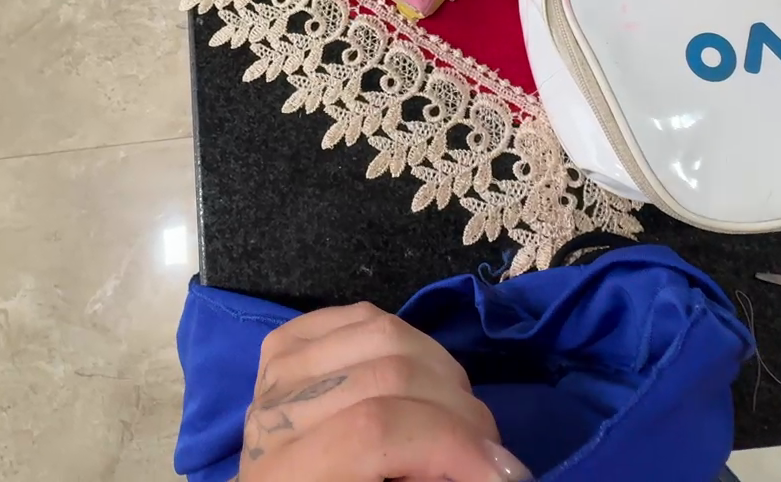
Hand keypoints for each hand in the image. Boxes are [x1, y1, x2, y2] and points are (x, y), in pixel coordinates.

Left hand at [238, 302, 532, 481]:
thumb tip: (492, 466)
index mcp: (285, 473)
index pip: (374, 430)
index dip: (450, 443)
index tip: (507, 474)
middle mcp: (273, 409)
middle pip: (386, 373)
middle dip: (460, 411)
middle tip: (493, 451)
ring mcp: (277, 367)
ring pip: (383, 332)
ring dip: (444, 372)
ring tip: (465, 416)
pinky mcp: (286, 340)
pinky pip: (364, 315)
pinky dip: (411, 340)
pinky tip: (428, 376)